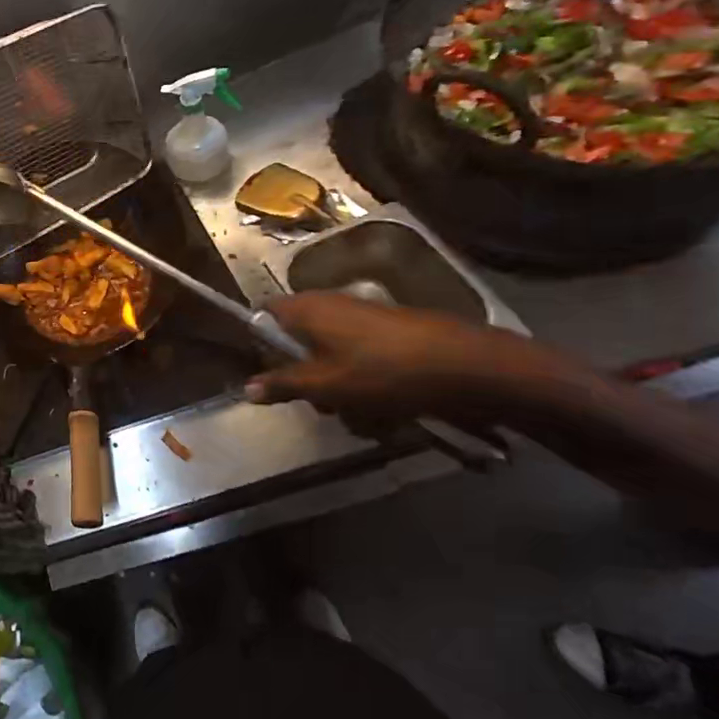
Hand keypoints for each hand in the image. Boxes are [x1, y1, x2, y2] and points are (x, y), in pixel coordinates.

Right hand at [246, 292, 573, 422]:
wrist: (472, 368)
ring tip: (360, 414)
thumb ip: (282, 385)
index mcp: (307, 308)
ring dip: (339, 387)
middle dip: (306, 375)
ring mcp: (368, 318)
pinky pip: (365, 359)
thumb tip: (247, 388)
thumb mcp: (324, 385)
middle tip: (321, 402)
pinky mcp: (396, 333)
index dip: (262, 341)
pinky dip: (368, 384)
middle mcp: (333, 304)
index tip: (271, 371)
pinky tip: (387, 409)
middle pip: (299, 340)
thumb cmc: (383, 372)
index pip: (265, 313)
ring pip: (334, 355)